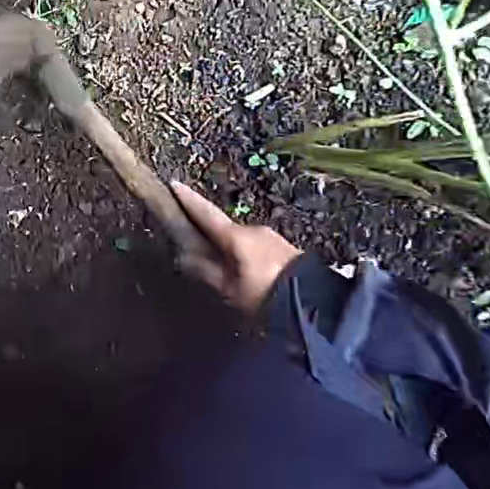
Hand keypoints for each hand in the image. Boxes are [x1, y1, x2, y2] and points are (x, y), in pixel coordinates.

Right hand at [170, 180, 302, 316]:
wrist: (315, 304)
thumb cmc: (267, 296)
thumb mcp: (230, 289)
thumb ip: (206, 271)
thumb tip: (184, 257)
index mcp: (237, 237)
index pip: (206, 214)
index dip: (189, 200)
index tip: (174, 184)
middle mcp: (254, 230)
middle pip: (224, 230)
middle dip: (211, 237)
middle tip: (197, 250)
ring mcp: (271, 238)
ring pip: (242, 240)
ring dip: (231, 251)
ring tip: (227, 273)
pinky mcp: (285, 248)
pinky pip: (256, 247)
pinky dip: (246, 255)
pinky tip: (249, 274)